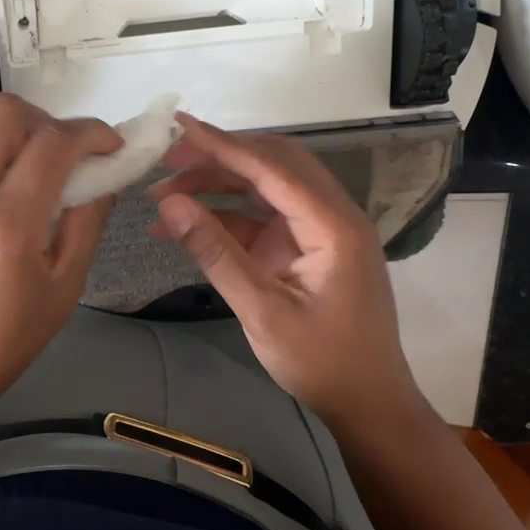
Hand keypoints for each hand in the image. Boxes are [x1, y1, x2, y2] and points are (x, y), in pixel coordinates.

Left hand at [0, 93, 121, 424]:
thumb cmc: (3, 340)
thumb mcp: (62, 289)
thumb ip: (86, 225)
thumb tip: (104, 180)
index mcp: (10, 221)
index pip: (53, 143)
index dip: (93, 133)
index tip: (114, 146)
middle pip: (7, 111)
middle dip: (50, 119)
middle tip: (70, 154)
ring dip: (15, 123)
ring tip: (37, 159)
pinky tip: (8, 174)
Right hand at [148, 114, 417, 424]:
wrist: (367, 402)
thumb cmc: (322, 361)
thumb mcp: (261, 310)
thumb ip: (215, 253)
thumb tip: (168, 205)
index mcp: (333, 225)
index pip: (271, 168)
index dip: (222, 145)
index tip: (177, 126)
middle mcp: (330, 215)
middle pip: (270, 164)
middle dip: (216, 157)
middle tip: (165, 161)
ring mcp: (318, 229)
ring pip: (263, 186)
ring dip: (216, 184)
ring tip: (163, 194)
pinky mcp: (305, 246)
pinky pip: (260, 216)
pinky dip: (223, 216)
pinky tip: (182, 226)